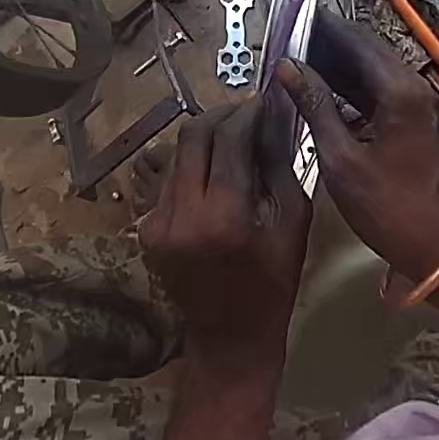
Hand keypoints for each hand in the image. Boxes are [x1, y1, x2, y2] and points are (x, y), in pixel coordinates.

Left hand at [139, 99, 310, 376]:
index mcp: (224, 216)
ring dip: (204, 138)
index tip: (262, 101)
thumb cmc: (273, 282)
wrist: (229, 338)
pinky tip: (213, 172)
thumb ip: (278, 163)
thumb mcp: (293, 220)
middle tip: (245, 114)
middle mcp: (181, 213)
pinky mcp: (145, 228)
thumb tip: (271, 115)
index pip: (228, 139)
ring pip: (176, 153)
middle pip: (193, 136)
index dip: (246, 112)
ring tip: (231, 140)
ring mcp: (156, 221)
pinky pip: (168, 178)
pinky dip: (191, 165)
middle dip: (221, 116)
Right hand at [274, 12, 438, 331]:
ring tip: (292, 61)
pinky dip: (344, 82)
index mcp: (397, 89)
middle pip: (362, 46)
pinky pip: (371, 84)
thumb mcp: (340, 157)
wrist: (433, 242)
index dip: (320, 27)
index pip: (354, 39)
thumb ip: (315, 105)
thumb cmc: (387, 205)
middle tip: (284, 41)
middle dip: (324, 41)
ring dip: (332, 61)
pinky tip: (315, 87)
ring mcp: (410, 98)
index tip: (288, 18)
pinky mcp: (406, 113)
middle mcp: (408, 84)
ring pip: (366, 64)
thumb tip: (287, 66)